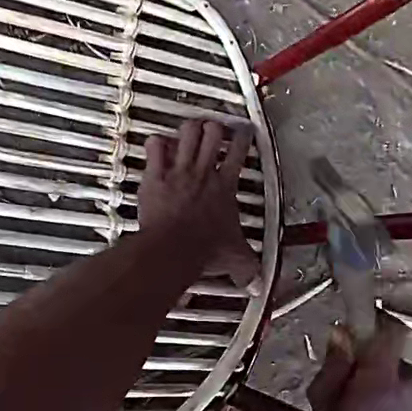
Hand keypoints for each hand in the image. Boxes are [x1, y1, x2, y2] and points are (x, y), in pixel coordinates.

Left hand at [139, 119, 260, 290]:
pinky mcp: (156, 176)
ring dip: (189, 128)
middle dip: (214, 127)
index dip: (242, 138)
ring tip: (190, 128)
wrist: (173, 249)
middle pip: (213, 133)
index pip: (238, 152)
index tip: (243, 133)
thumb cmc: (202, 249)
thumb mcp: (234, 258)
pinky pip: (155, 147)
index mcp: (224, 187)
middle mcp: (203, 173)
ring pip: (187, 133)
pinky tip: (159, 145)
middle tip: (213, 128)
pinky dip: (157, 142)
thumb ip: (248, 268)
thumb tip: (256, 283)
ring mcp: (179, 171)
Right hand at [306, 315, 411, 410]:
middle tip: (349, 369)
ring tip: (360, 396)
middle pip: (389, 346)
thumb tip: (340, 335)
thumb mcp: (323, 401)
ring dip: (379, 373)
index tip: (357, 321)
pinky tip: (374, 408)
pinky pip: (401, 384)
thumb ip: (333, 365)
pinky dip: (389, 389)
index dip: (374, 318)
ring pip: (395, 367)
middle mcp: (406, 377)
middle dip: (369, 353)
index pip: (390, 327)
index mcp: (381, 372)